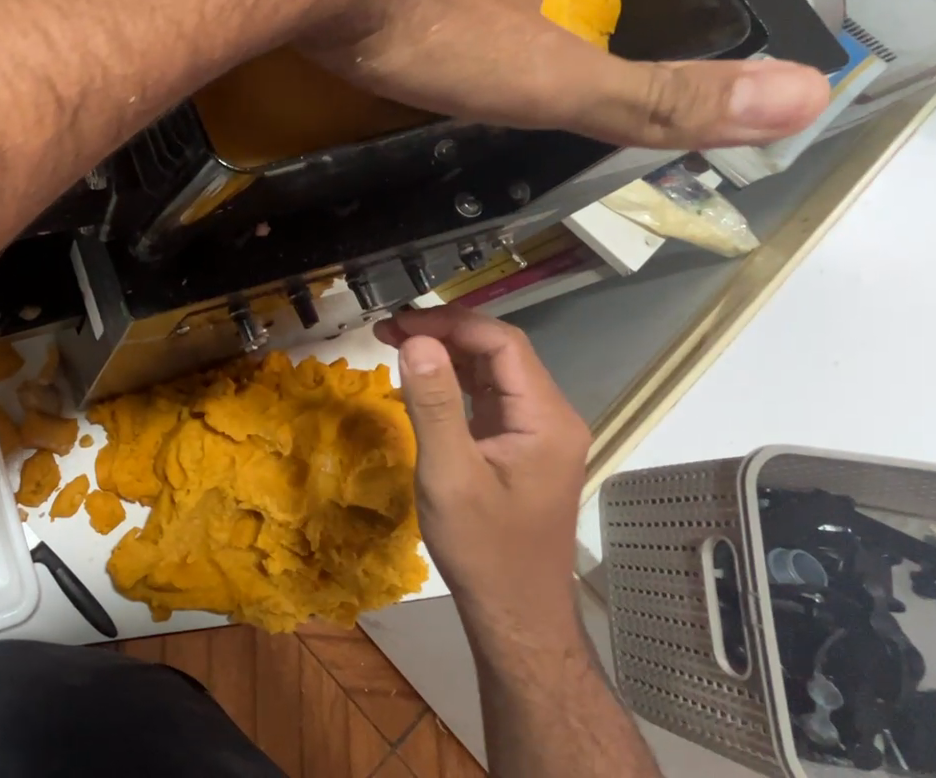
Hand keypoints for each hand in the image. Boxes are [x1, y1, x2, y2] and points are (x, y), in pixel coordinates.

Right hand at [373, 306, 587, 637]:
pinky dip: (451, 381)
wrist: (515, 611)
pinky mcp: (518, 448)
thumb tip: (415, 341)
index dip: (448, 324)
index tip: (396, 326)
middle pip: (499, 352)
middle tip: (386, 332)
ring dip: (445, 353)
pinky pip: (486, 398)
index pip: (502, 343)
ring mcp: (535, 433)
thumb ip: (433, 404)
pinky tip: (419, 381)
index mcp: (545, 418)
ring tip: (393, 345)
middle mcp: (549, 417)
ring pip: (492, 372)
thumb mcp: (449, 474)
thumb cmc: (483, 547)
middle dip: (443, 333)